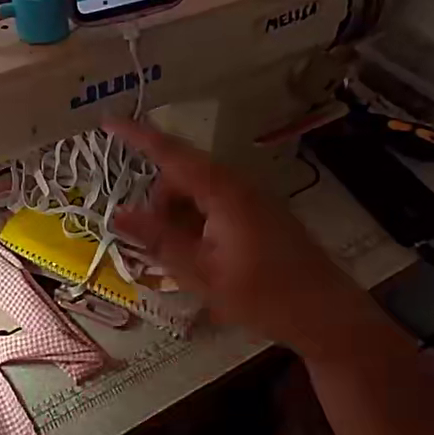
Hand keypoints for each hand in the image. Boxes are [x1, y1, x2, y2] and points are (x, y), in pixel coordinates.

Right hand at [106, 119, 386, 360]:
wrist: (326, 313)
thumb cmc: (263, 295)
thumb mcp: (201, 273)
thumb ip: (159, 240)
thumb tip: (117, 213)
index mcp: (222, 191)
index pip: (171, 153)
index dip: (137, 136)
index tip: (107, 121)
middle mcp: (238, 184)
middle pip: (182, 176)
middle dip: (159, 203)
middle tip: (154, 246)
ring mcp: (252, 198)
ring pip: (198, 193)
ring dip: (179, 217)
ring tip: (183, 260)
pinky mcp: (261, 214)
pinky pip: (217, 205)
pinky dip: (198, 223)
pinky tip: (203, 257)